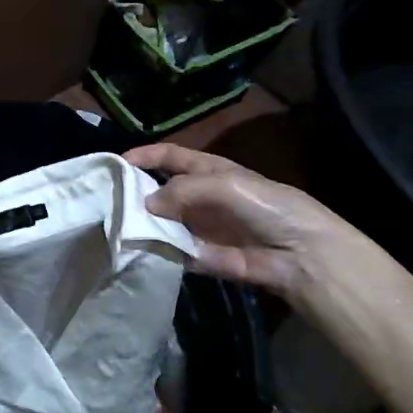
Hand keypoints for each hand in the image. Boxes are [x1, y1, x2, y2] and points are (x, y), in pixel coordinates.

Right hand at [125, 143, 365, 297]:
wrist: (302, 255)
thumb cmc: (266, 206)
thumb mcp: (224, 183)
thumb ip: (181, 189)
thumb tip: (146, 204)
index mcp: (211, 170)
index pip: (171, 157)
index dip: (145, 155)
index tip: (116, 163)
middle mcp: (203, 197)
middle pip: (163, 190)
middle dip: (139, 193)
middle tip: (110, 200)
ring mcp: (203, 228)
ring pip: (165, 222)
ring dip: (145, 224)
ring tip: (117, 226)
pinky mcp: (205, 258)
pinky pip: (176, 252)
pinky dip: (160, 251)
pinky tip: (141, 249)